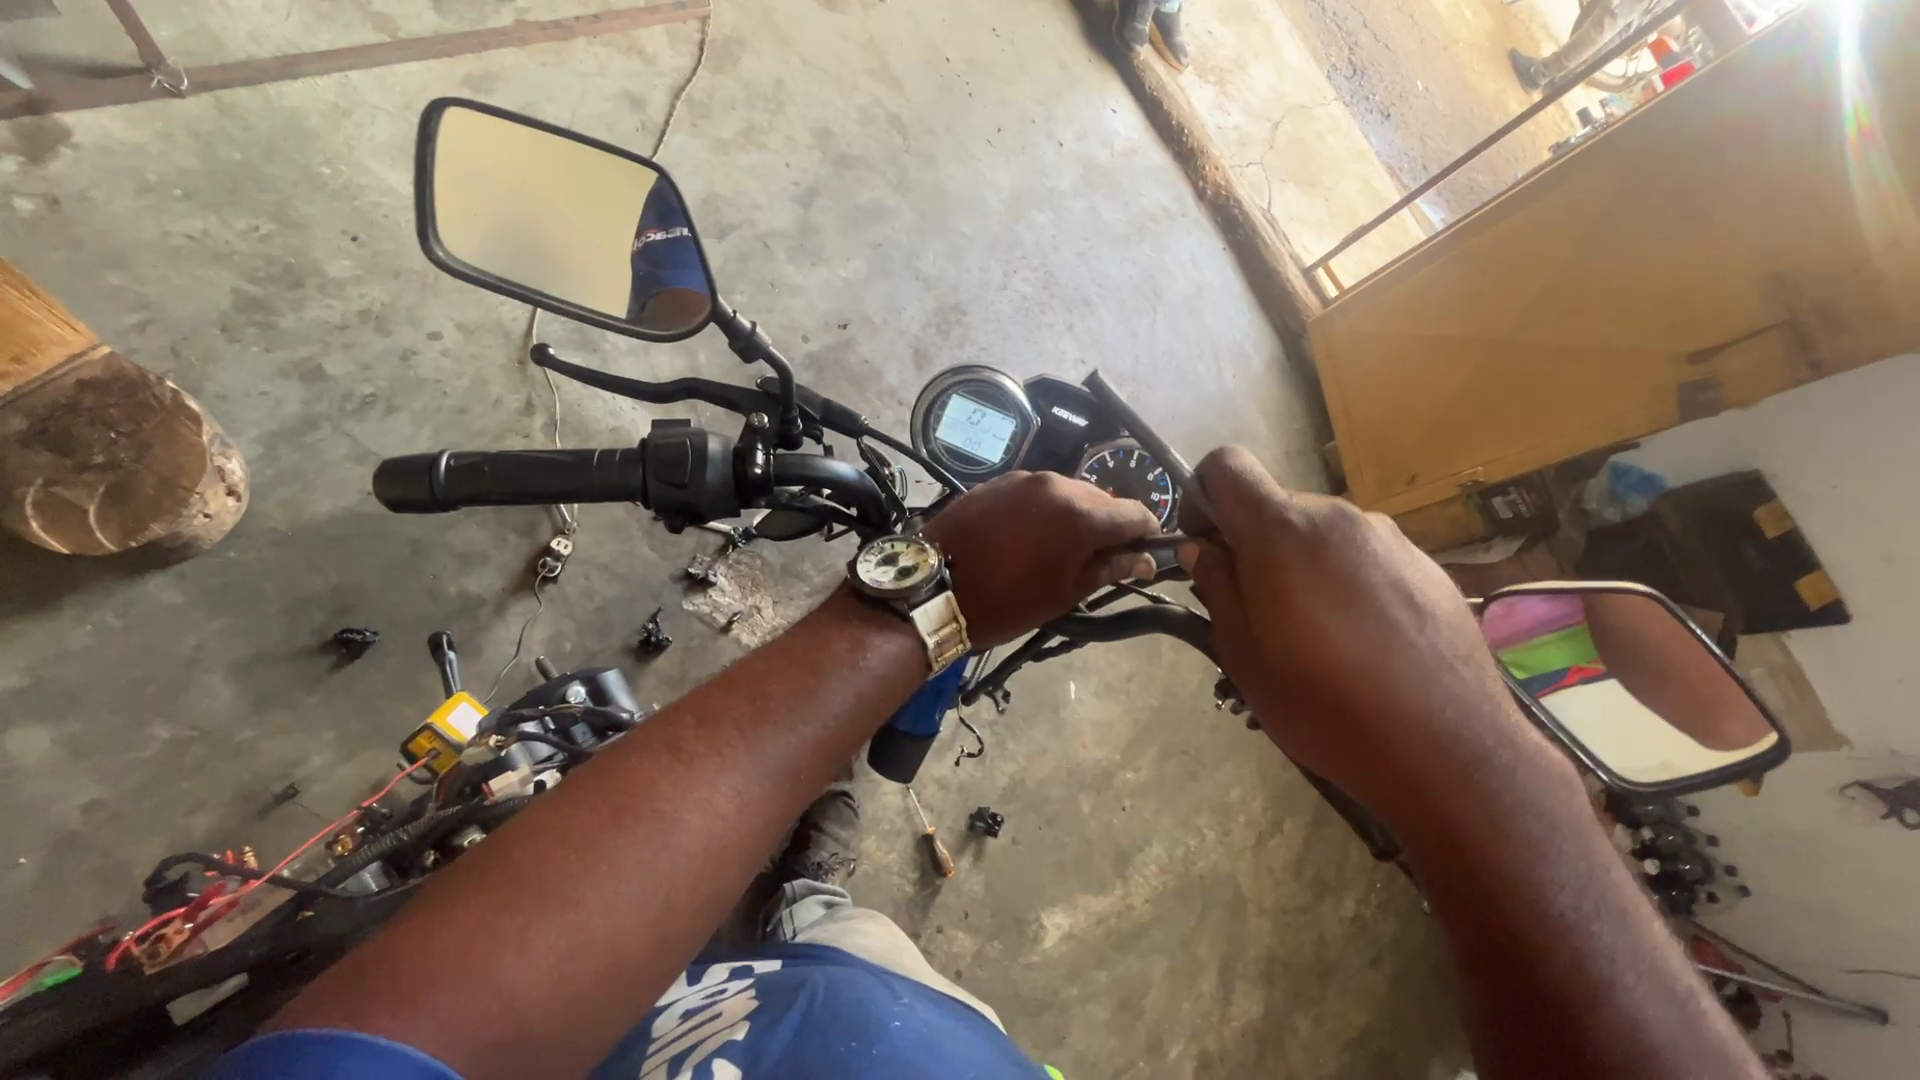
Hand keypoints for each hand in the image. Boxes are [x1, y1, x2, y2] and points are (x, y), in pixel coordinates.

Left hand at [921, 471, 1160, 647]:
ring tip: (1060, 549)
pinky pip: (1035, 493)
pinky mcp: (996, 482)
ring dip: (1074, 516)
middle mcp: (1056, 484)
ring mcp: (1023, 479)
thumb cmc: (1006, 602)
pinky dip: (1043, 511)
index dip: (1147, 533)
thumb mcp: (1065, 593)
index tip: (1145, 554)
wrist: (932, 589)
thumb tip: (1145, 559)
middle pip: (1101, 500)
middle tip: (1100, 559)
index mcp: (1081, 513)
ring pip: (1067, 493)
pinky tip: (1029, 536)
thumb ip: (1110, 569)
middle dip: (1109, 526)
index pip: (1135, 513)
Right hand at [1175, 447, 1551, 820]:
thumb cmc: (1322, 703)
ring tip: (1314, 637)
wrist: (1447, 749)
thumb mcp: (1242, 652)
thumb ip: (1216, 585)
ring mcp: (1389, 539)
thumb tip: (1204, 547)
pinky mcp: (1426, 567)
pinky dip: (1345, 583)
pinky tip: (1362, 643)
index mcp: (1283, 529)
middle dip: (1254, 546)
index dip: (1202, 496)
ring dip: (1301, 567)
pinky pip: (1364, 559)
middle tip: (1256, 613)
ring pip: (1321, 536)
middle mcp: (1338, 517)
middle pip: (1276, 508)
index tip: (1207, 548)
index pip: (1226, 464)